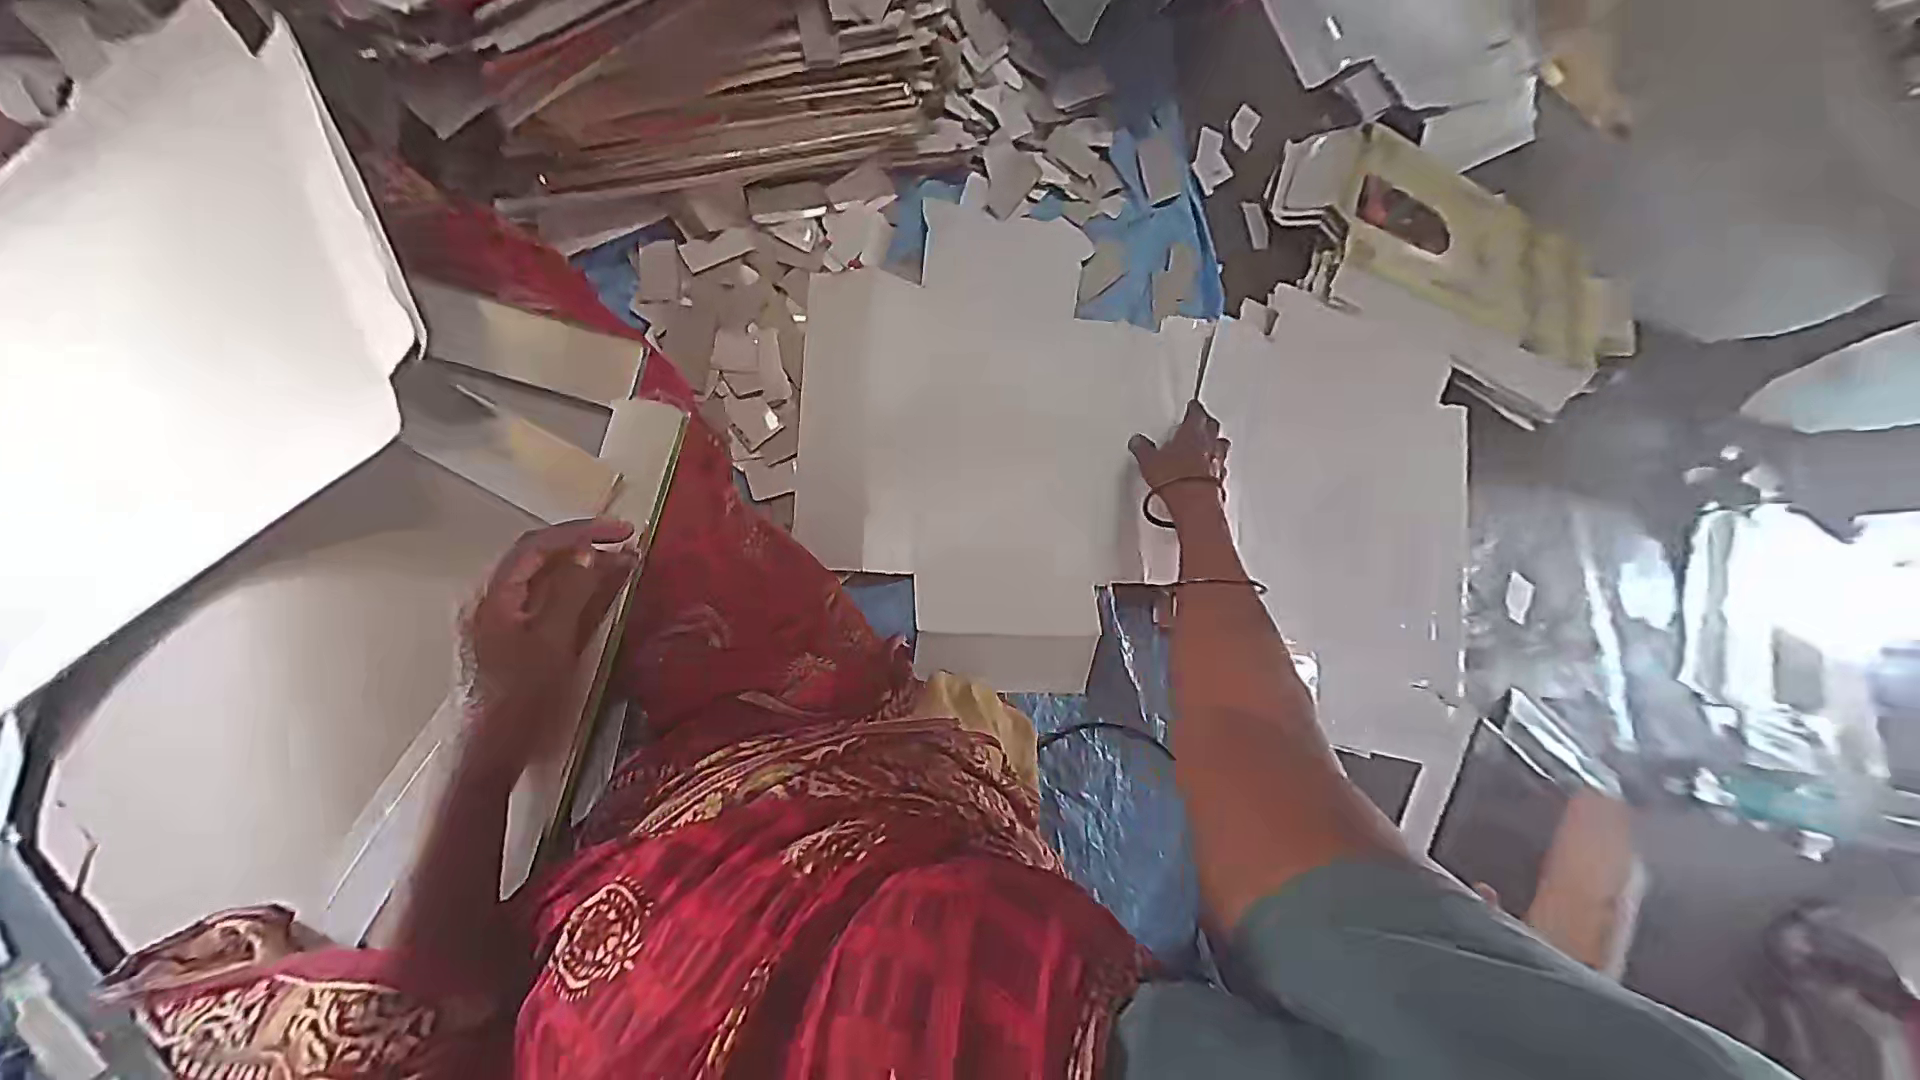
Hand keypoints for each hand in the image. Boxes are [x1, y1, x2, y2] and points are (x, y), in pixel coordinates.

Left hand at [456, 518, 639, 773]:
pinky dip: (574, 590)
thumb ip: (571, 594)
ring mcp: (498, 620)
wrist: (489, 752)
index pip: (537, 545)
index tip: (624, 531)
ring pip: (543, 579)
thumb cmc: (520, 698)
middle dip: (585, 546)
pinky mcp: (510, 638)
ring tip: (623, 564)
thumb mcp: (553, 642)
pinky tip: (599, 593)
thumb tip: (590, 554)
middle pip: (538, 558)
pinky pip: (544, 600)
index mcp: (491, 596)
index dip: (583, 531)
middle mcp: (489, 600)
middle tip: (627, 545)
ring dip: (583, 568)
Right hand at [1129, 400, 1229, 525]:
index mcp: (1193, 431)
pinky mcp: (1220, 479)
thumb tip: (1138, 442)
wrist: (1194, 503)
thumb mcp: (1149, 460)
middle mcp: (1210, 443)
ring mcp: (1217, 461)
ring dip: (1213, 444)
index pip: (1197, 412)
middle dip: (1205, 423)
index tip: (1192, 406)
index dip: (1194, 408)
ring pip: (1219, 445)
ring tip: (1204, 447)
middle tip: (1199, 423)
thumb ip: (1143, 448)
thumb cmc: (1177, 478)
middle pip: (1212, 426)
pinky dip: (1213, 465)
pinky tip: (1206, 471)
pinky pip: (1219, 466)